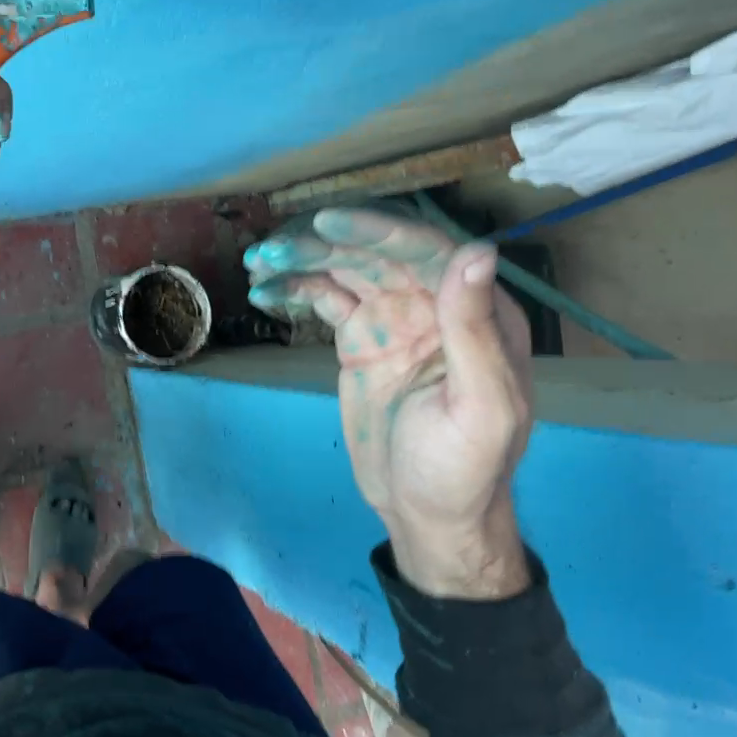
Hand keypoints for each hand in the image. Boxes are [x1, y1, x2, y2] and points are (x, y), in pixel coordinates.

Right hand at [246, 209, 534, 599]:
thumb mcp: (481, 408)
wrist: (425, 513)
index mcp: (474, 312)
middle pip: (374, 255)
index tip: (325, 223)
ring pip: (344, 271)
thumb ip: (474, 331)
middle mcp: (433, 303)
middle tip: (268, 250)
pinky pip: (325, 300)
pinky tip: (263, 292)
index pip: (424, 252)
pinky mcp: (360, 338)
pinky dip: (294, 291)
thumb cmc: (463, 469)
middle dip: (321, 246)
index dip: (375, 231)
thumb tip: (475, 250)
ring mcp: (393, 318)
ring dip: (300, 262)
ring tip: (255, 264)